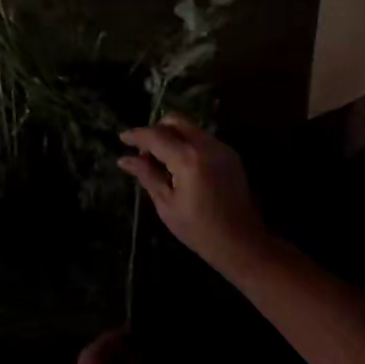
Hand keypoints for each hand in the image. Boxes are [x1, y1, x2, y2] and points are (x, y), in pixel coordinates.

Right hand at [117, 115, 269, 264]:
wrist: (241, 242)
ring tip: (160, 161)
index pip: (156, 136)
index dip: (137, 135)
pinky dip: (187, 144)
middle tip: (143, 151)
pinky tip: (180, 166)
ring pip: (191, 128)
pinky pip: (203, 139)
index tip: (122, 138)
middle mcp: (207, 146)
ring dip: (172, 136)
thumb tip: (125, 160)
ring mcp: (222, 148)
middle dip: (156, 130)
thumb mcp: (166, 204)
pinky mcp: (230, 155)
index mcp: (188, 159)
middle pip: (176, 121)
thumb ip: (147, 175)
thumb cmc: (199, 229)